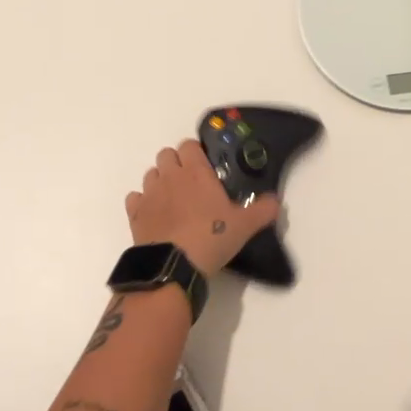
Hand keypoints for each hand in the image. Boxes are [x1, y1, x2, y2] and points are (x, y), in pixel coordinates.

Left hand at [125, 140, 280, 275]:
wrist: (174, 265)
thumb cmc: (212, 238)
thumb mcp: (245, 226)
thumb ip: (263, 210)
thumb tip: (275, 201)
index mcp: (196, 172)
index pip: (189, 145)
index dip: (196, 153)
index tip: (205, 166)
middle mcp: (170, 176)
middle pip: (166, 154)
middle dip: (176, 163)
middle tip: (190, 183)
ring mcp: (149, 193)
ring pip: (150, 174)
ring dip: (160, 181)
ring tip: (173, 200)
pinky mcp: (134, 213)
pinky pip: (135, 197)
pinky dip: (143, 202)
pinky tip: (154, 215)